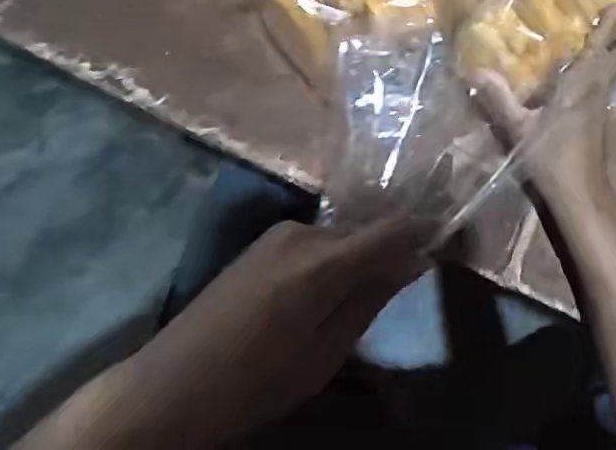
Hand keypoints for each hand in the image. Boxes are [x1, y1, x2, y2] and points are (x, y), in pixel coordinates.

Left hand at [21, 218, 431, 448]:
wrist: (165, 388)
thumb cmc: (252, 383)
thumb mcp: (324, 355)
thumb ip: (373, 298)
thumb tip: (416, 259)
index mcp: (323, 263)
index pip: (394, 228)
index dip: (426, 227)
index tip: (451, 233)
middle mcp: (306, 232)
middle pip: (368, 230)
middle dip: (391, 250)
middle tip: (405, 280)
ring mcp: (282, 232)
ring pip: (344, 235)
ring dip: (360, 256)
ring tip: (361, 294)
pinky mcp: (266, 239)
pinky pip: (319, 240)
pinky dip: (335, 258)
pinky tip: (324, 291)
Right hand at [468, 7, 615, 206]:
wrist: (580, 194)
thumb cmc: (552, 157)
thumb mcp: (520, 129)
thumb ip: (500, 99)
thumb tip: (477, 71)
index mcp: (580, 85)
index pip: (598, 48)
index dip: (609, 26)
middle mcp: (595, 90)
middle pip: (615, 56)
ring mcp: (600, 105)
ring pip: (612, 70)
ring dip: (614, 50)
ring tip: (611, 33)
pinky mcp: (598, 119)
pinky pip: (604, 82)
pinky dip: (603, 67)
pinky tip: (590, 71)